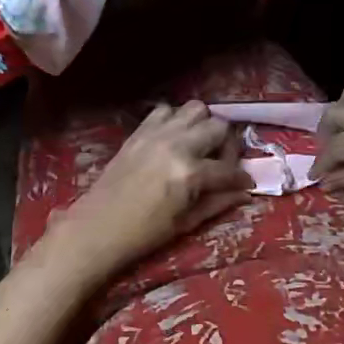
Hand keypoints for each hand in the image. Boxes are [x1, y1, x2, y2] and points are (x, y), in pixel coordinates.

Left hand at [44, 101, 251, 277]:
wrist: (98, 228)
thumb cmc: (144, 234)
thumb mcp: (186, 223)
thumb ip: (218, 203)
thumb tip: (244, 193)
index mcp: (190, 173)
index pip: (229, 169)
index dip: (242, 178)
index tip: (245, 183)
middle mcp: (177, 145)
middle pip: (218, 126)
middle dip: (226, 144)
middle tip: (221, 162)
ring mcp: (156, 134)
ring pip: (195, 109)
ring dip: (203, 125)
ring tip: (199, 146)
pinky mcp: (139, 132)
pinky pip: (165, 110)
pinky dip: (175, 120)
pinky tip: (174, 140)